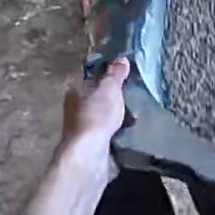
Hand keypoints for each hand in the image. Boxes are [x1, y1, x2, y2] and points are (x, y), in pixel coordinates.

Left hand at [56, 57, 129, 181]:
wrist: (89, 156)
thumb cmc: (96, 115)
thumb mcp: (109, 89)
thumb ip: (115, 74)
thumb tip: (121, 59)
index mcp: (75, 90)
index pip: (90, 74)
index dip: (106, 70)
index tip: (125, 68)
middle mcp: (75, 108)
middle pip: (96, 95)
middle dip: (113, 94)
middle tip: (136, 89)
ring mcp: (83, 129)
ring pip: (103, 115)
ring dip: (117, 114)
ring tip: (139, 109)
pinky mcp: (92, 146)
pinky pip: (108, 132)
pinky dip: (119, 130)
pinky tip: (132, 129)